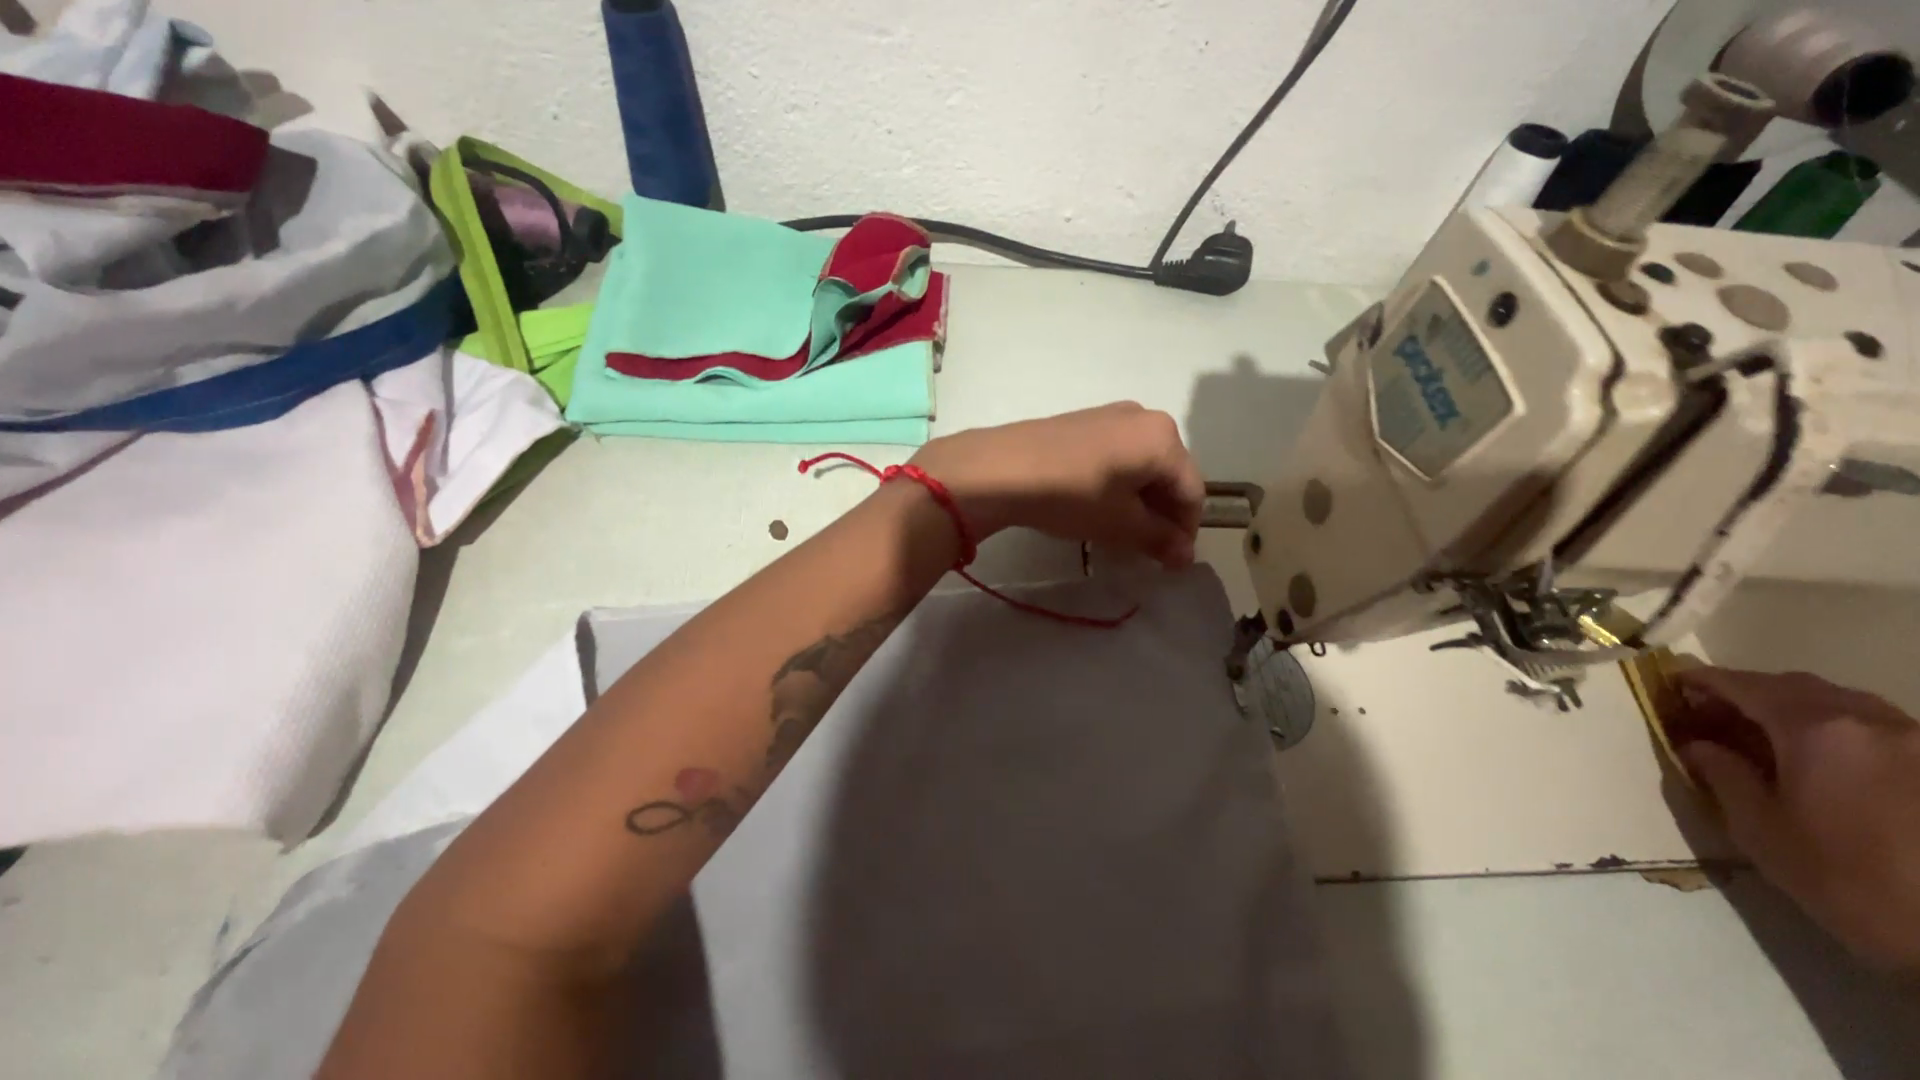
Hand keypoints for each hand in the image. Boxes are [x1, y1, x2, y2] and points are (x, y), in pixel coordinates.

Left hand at [909, 403, 1205, 568]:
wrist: (999, 468)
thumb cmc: (1071, 495)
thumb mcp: (1120, 523)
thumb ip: (1159, 539)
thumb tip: (1185, 557)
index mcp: (1164, 439)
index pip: (1192, 492)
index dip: (1186, 531)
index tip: (1173, 563)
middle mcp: (1145, 418)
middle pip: (1169, 475)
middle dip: (1163, 515)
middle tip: (1149, 552)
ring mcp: (1111, 416)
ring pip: (1142, 466)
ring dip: (1140, 502)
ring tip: (1123, 534)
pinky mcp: (1083, 422)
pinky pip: (1117, 456)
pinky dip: (1119, 484)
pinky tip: (1100, 507)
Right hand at [1674, 667, 1919, 969]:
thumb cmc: (1844, 880)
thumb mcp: (1761, 831)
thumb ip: (1723, 775)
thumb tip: (1698, 746)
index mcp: (1817, 730)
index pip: (1747, 686)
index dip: (1705, 682)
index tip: (1673, 685)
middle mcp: (1870, 720)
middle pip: (1796, 687)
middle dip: (1749, 694)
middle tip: (1712, 716)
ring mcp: (1915, 739)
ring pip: (1841, 703)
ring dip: (1795, 709)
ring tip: (1764, 737)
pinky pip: (1874, 726)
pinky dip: (1834, 728)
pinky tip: (1819, 758)